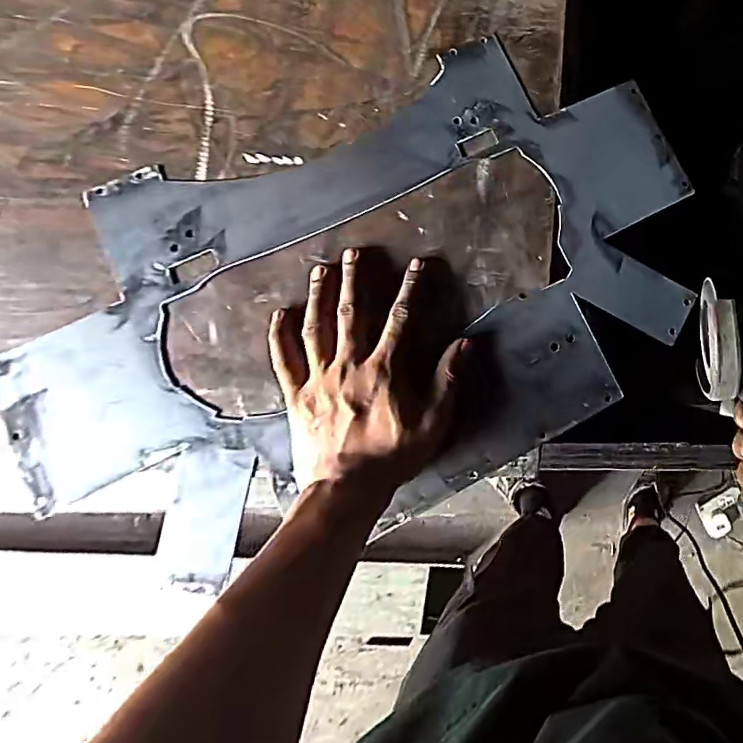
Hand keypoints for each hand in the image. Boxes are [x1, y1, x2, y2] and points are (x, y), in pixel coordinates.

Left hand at [268, 248, 465, 505]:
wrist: (343, 490)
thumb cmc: (389, 459)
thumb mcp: (431, 425)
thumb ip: (447, 382)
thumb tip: (464, 344)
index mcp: (381, 370)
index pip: (399, 319)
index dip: (410, 289)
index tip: (418, 264)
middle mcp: (347, 365)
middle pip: (350, 313)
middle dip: (354, 279)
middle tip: (353, 252)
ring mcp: (318, 378)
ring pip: (316, 328)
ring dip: (319, 296)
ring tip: (320, 269)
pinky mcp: (297, 395)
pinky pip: (285, 360)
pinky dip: (279, 336)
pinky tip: (278, 314)